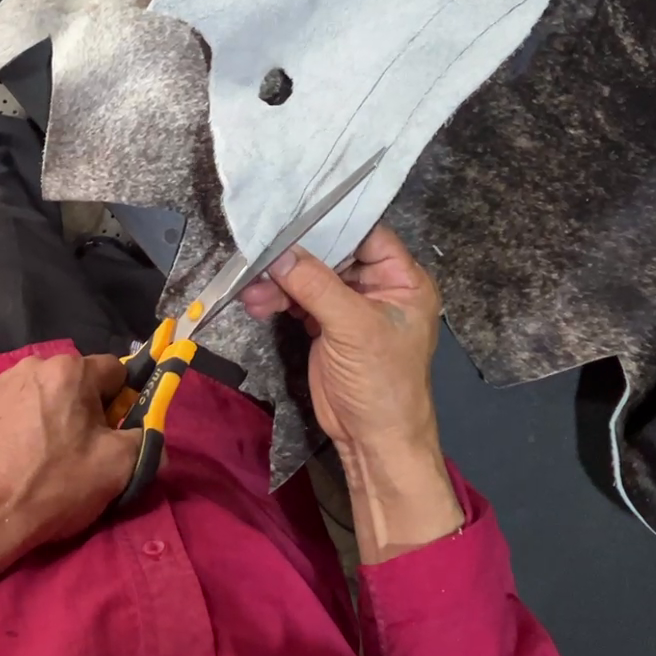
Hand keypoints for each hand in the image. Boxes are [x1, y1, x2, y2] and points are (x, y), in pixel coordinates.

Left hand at [0, 352, 143, 548]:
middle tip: (85, 451)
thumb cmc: (53, 485)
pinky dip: (32, 423)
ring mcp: (4, 381)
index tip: (117, 434)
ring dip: (59, 416)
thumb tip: (153, 440)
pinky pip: (24, 405)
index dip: (124, 403)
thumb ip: (147, 442)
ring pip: (51, 393)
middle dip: (90, 410)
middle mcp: (36, 363)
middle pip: (81, 381)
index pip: (117, 372)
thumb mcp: (118, 468)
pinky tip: (25, 456)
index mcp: (71, 370)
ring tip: (51, 457)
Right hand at [240, 225, 462, 560]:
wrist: (373, 441)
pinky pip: (299, 299)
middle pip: (332, 255)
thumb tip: (278, 252)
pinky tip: (257, 303)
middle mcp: (379, 287)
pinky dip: (278, 300)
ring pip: (310, 278)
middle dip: (295, 258)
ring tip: (253, 293)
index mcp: (403, 280)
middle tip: (260, 255)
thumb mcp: (353, 327)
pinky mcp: (326, 325)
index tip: (291, 213)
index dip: (331, 224)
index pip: (366, 235)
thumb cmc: (381, 381)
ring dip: (280, 283)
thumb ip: (316, 285)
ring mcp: (350, 306)